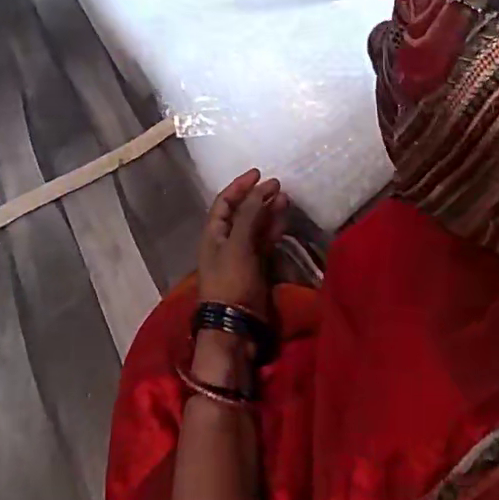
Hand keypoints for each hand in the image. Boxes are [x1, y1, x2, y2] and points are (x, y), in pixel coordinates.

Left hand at [197, 170, 287, 315]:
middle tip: (278, 185)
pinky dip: (274, 230)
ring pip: (256, 226)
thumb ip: (249, 215)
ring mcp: (242, 256)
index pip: (224, 201)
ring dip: (269, 211)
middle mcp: (225, 241)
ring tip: (286, 198)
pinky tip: (285, 220)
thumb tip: (262, 189)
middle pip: (241, 212)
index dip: (240, 186)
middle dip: (258, 197)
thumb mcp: (237, 244)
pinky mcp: (256, 269)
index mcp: (213, 234)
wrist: (236, 326)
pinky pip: (265, 242)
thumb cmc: (231, 281)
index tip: (258, 173)